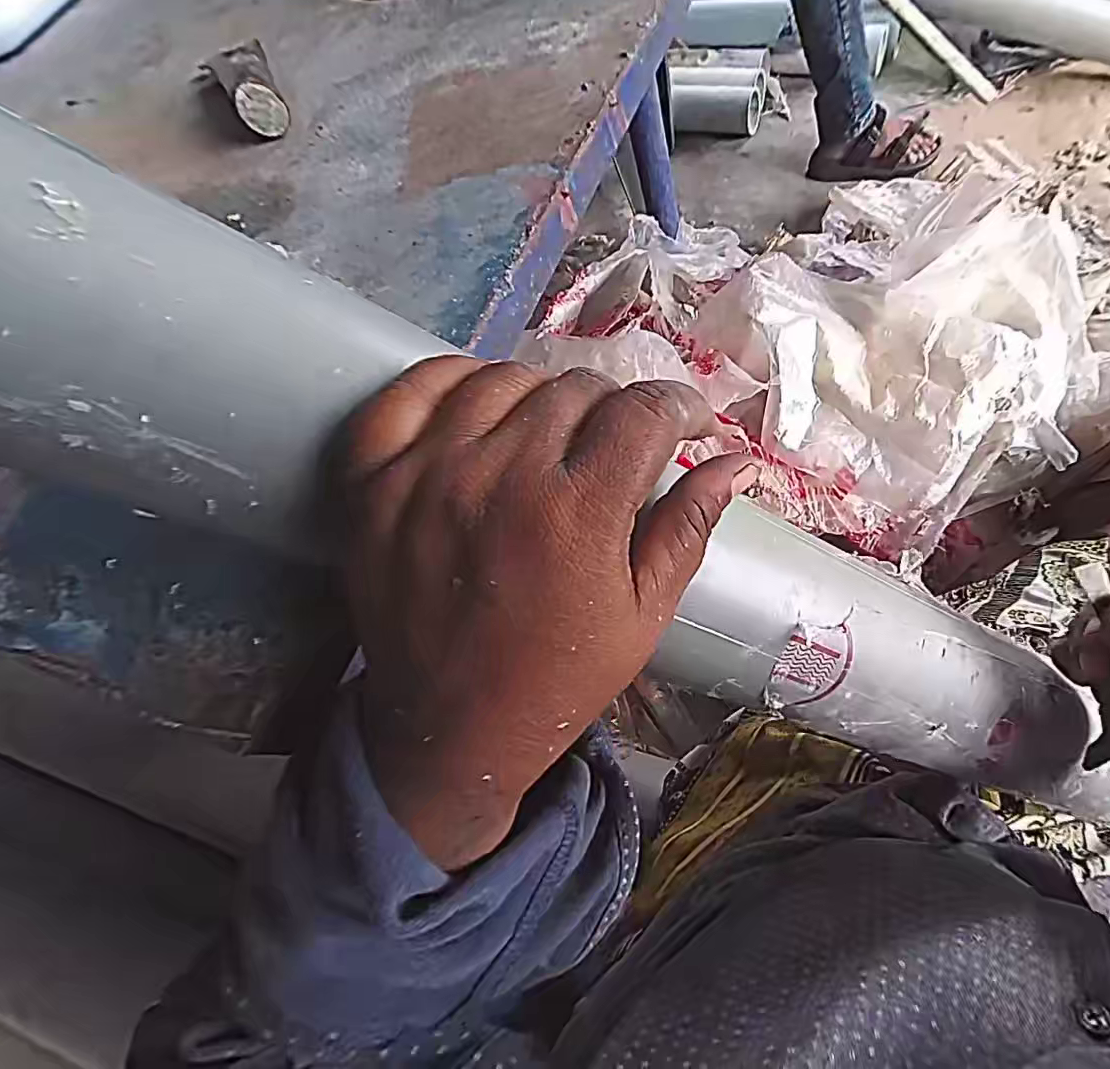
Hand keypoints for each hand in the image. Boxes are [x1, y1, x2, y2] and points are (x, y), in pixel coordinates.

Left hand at [337, 357, 756, 869]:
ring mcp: (426, 473)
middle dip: (616, 408)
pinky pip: (412, 390)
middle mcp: (500, 477)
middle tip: (619, 443)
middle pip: (575, 389)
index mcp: (577, 515)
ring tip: (555, 432)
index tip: (686, 423)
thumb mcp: (642, 616)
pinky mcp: (372, 481)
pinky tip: (481, 405)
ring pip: (503, 379)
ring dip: (544, 396)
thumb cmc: (557, 678)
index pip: (643, 412)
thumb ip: (689, 529)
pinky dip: (453, 381)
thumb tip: (737, 463)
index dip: (679, 407)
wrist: (450, 729)